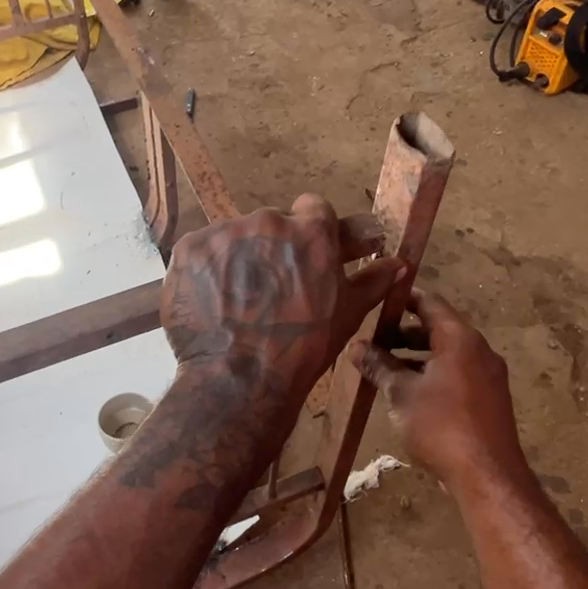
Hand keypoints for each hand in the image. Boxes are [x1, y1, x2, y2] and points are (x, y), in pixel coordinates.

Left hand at [162, 194, 405, 415]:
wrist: (240, 379)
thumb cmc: (302, 349)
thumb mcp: (346, 314)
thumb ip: (372, 280)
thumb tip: (399, 263)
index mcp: (311, 231)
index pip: (314, 209)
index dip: (311, 232)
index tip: (306, 257)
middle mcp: (267, 222)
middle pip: (272, 224)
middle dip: (273, 249)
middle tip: (272, 289)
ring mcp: (224, 233)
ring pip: (235, 237)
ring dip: (238, 258)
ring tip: (238, 301)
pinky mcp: (189, 249)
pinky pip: (202, 251)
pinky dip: (206, 271)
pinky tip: (213, 301)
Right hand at [352, 290, 524, 492]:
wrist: (487, 476)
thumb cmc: (440, 425)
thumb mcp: (400, 393)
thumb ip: (379, 366)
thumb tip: (355, 346)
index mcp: (460, 339)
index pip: (430, 303)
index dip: (403, 299)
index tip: (378, 299)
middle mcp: (479, 351)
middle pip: (439, 329)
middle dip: (404, 333)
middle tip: (373, 339)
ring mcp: (488, 376)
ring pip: (447, 355)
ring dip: (417, 357)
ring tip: (384, 368)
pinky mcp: (489, 400)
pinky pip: (457, 375)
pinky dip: (433, 374)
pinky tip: (409, 394)